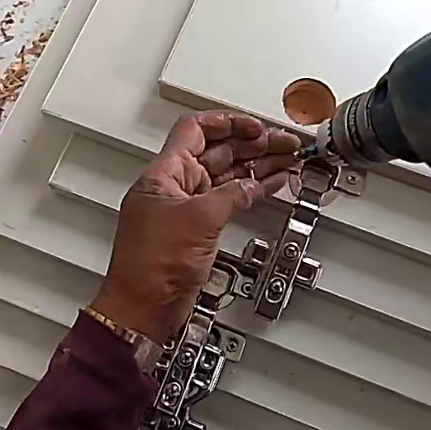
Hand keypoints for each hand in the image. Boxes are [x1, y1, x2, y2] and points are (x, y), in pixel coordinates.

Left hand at [93, 112, 302, 343]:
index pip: (195, 130)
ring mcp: (185, 208)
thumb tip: (250, 185)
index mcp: (164, 174)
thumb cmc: (150, 266)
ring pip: (225, 175)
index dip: (227, 122)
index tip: (255, 127)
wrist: (144, 306)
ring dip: (256, 167)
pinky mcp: (195, 230)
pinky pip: (227, 200)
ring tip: (286, 160)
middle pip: (216, 152)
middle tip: (282, 144)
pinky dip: (249, 192)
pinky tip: (271, 186)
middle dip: (251, 145)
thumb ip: (230, 196)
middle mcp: (174, 187)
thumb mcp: (199, 219)